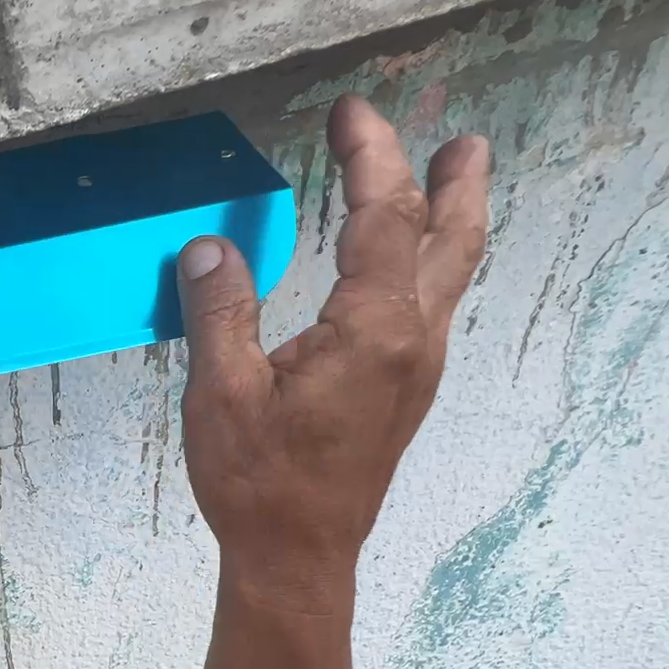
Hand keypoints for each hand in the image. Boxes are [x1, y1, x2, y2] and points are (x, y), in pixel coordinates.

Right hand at [178, 94, 490, 607]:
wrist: (295, 553)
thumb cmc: (255, 478)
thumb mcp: (220, 392)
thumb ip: (220, 312)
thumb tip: (208, 247)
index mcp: (370, 331)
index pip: (382, 219)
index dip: (370, 158)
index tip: (351, 114)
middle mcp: (411, 341)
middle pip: (449, 240)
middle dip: (452, 182)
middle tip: (459, 140)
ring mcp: (414, 370)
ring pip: (449, 276)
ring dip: (452, 222)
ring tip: (453, 184)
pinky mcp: (401, 395)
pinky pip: (428, 310)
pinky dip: (427, 267)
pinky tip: (402, 274)